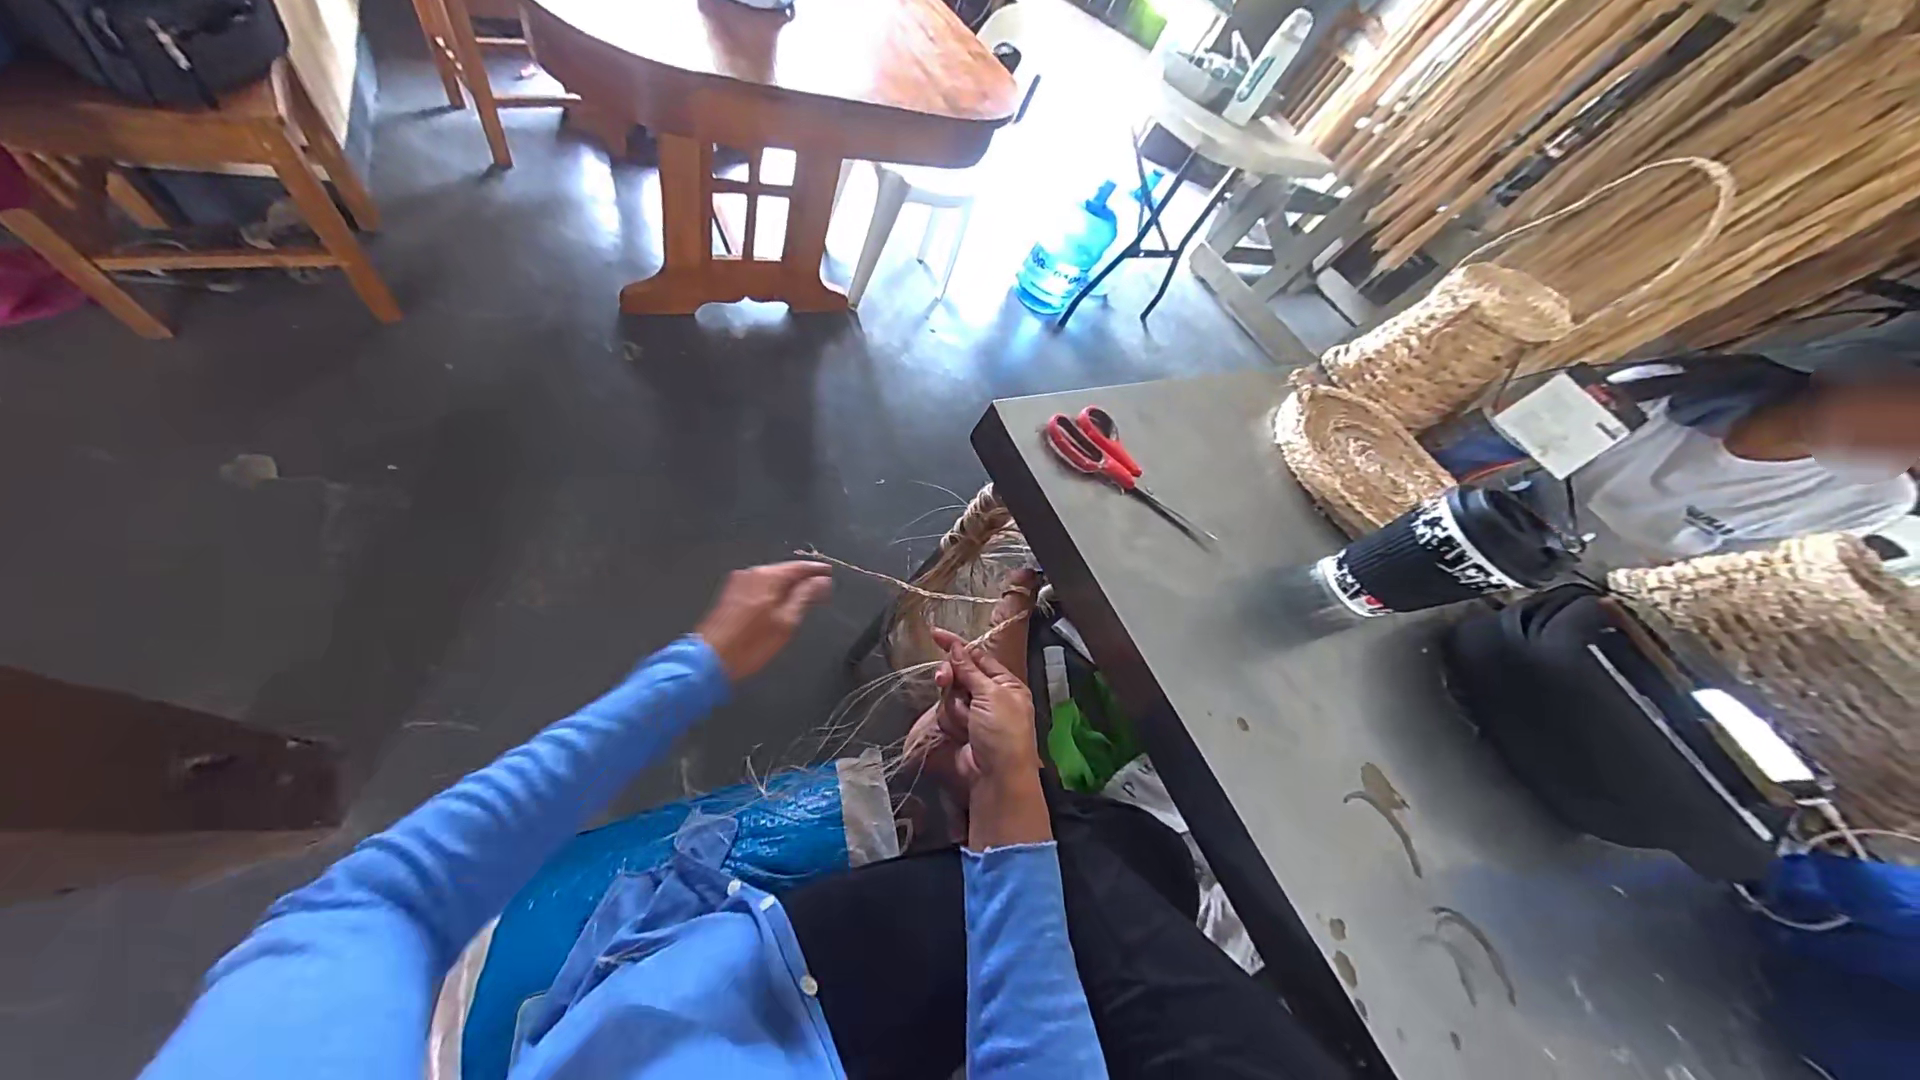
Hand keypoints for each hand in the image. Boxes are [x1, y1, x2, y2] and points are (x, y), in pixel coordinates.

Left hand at [694, 561, 831, 679]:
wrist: (710, 660)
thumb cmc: (748, 645)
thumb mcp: (786, 621)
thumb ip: (805, 596)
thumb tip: (820, 582)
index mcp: (767, 577)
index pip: (799, 566)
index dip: (817, 570)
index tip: (829, 573)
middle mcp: (751, 574)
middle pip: (784, 571)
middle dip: (803, 578)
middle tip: (821, 587)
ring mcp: (737, 583)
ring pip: (771, 579)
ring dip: (788, 586)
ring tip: (804, 597)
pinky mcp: (730, 595)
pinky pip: (758, 587)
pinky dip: (773, 592)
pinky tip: (780, 604)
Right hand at [904, 570, 1038, 793]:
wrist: (996, 777)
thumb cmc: (1003, 732)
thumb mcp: (990, 695)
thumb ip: (969, 670)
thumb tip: (956, 647)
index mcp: (1006, 684)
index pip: (978, 657)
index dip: (957, 646)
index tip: (935, 634)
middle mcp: (991, 696)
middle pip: (959, 674)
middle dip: (951, 678)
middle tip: (943, 680)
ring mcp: (974, 714)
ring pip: (950, 694)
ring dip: (954, 706)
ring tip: (965, 722)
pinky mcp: (960, 729)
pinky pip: (947, 713)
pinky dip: (951, 720)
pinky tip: (960, 732)